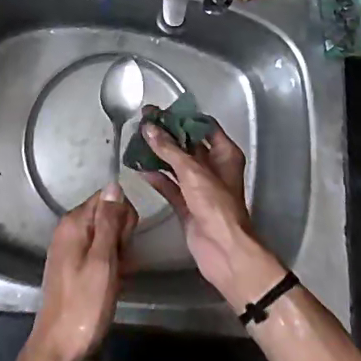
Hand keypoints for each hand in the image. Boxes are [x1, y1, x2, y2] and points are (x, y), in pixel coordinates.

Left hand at [26, 182, 137, 360]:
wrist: (59, 347)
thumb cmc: (84, 305)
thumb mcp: (102, 262)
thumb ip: (109, 222)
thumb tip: (114, 185)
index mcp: (73, 223)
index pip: (107, 198)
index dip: (123, 217)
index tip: (125, 244)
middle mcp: (69, 229)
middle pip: (107, 215)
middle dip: (122, 236)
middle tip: (121, 264)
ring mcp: (70, 248)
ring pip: (106, 236)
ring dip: (119, 253)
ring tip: (118, 277)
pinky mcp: (74, 267)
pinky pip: (99, 254)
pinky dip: (110, 265)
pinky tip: (114, 284)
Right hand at [140, 123, 285, 308]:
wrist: (223, 249)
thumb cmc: (216, 205)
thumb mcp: (192, 171)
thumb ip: (168, 149)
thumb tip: (149, 128)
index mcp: (224, 154)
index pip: (203, 126)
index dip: (182, 117)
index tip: (160, 111)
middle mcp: (213, 168)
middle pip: (187, 144)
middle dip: (166, 135)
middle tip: (143, 123)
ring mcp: (200, 187)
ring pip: (176, 164)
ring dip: (158, 155)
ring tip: (136, 142)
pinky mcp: (187, 204)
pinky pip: (169, 185)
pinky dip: (156, 177)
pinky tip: (139, 168)